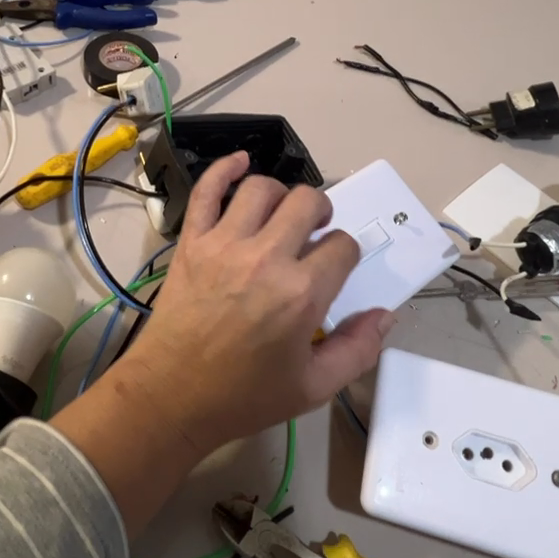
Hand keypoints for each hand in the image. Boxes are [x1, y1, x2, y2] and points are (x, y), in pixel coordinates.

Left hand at [113, 152, 394, 454]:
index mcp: (300, 293)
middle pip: (306, 202)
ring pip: (262, 188)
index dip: (345, 253)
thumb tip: (385, 314)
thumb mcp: (313, 387)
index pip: (342, 246)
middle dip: (320, 212)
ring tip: (281, 214)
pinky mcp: (192, 240)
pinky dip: (224, 169)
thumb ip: (357, 349)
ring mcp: (224, 243)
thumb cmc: (244, 395)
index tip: (334, 267)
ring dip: (280, 195)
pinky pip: (207, 190)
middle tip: (315, 230)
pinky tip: (241, 162)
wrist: (173, 394)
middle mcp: (265, 257)